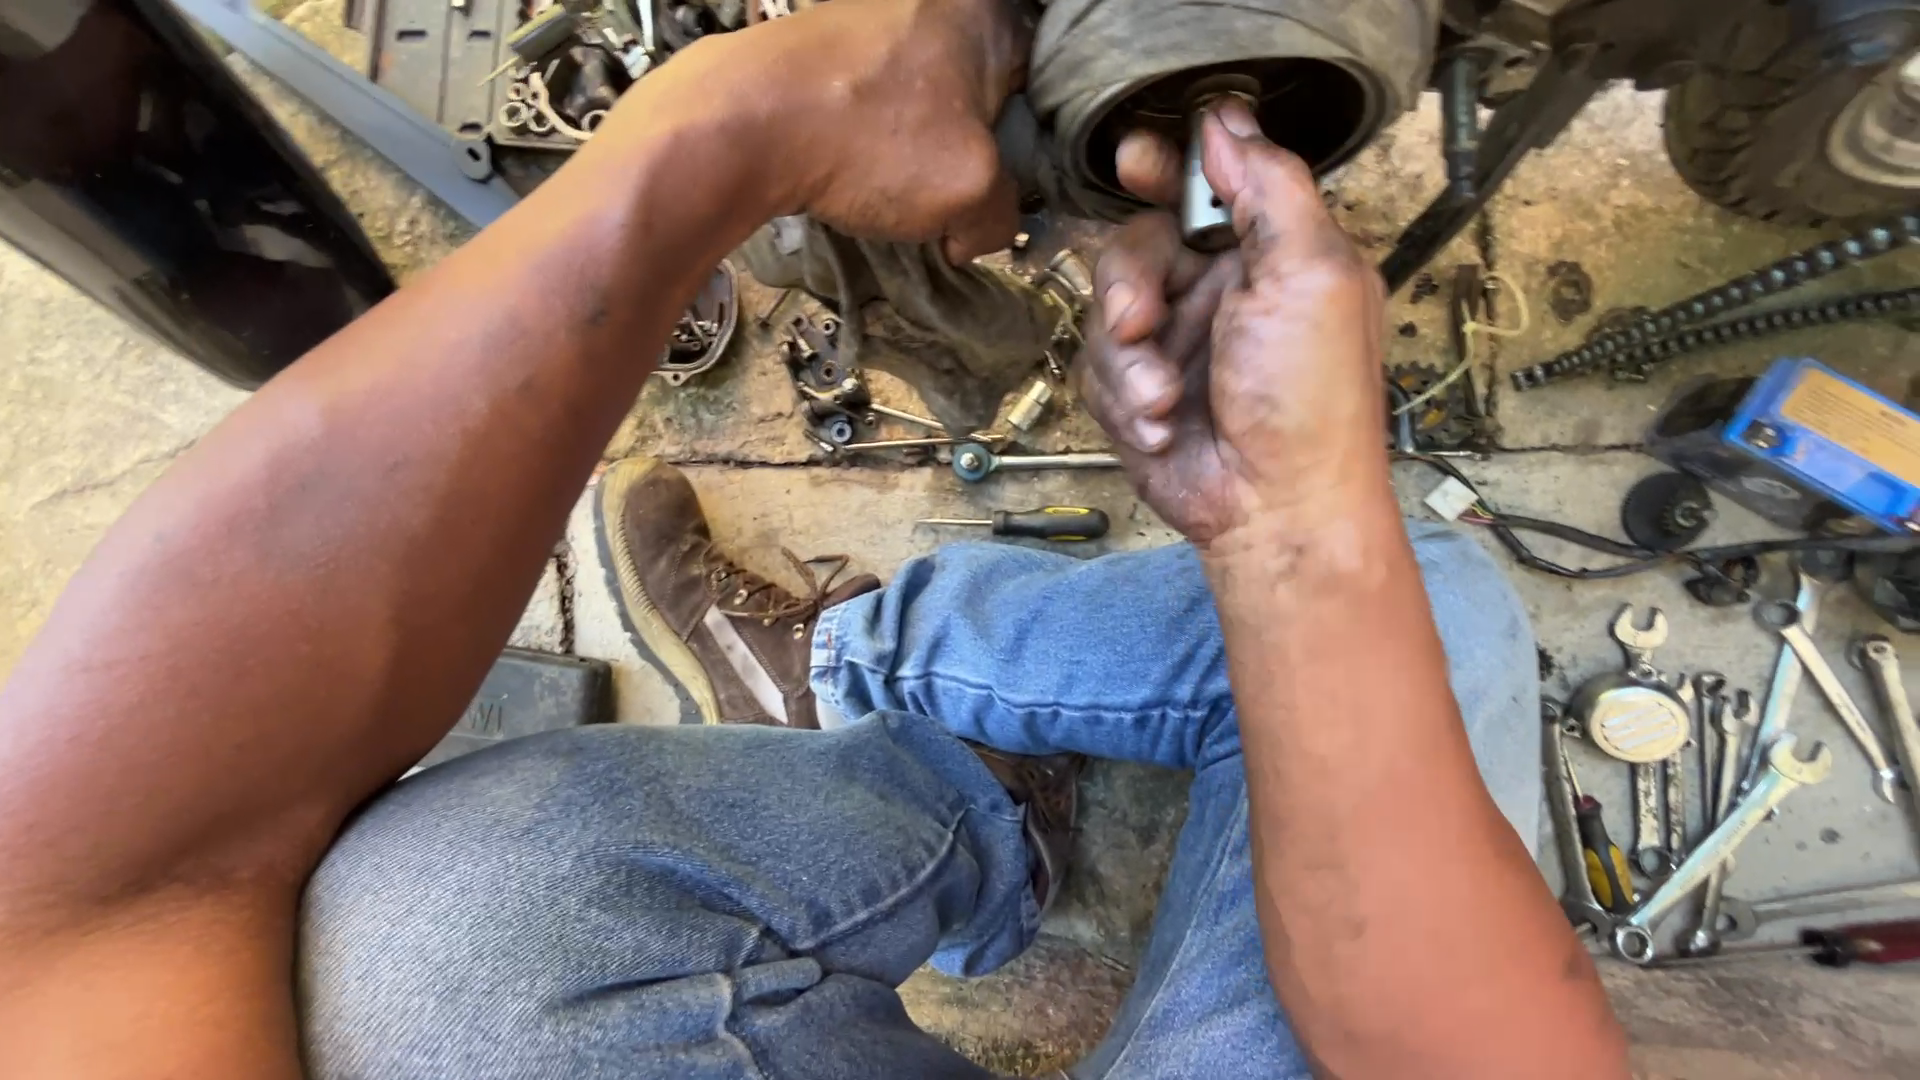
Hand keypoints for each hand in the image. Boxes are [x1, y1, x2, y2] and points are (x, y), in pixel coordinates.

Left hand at [634, 0, 1029, 262]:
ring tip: (900, 193)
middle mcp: (935, 3)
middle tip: (955, 203)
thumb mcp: (969, 192)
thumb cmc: (872, 143)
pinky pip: (881, 107)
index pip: (1040, 91)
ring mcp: (877, 20)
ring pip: (930, 108)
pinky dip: (879, 146)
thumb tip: (973, 236)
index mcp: (985, 16)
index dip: (1030, 153)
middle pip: (984, 102)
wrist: (746, 124)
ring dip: (923, 158)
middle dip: (973, 160)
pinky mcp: (832, 49)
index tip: (1007, 192)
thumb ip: (1000, 216)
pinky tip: (862, 173)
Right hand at [1077, 100, 1389, 548]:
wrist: (1272, 507)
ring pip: (1103, 316)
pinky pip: (1095, 372)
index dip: (1162, 171)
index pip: (1200, 192)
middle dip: (1128, 285)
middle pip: (1134, 249)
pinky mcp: (1133, 394)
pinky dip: (1124, 402)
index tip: (1134, 164)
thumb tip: (1228, 123)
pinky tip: (1160, 430)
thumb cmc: (1309, 402)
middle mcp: (1211, 296)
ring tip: (1164, 402)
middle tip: (1139, 322)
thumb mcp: (1312, 278)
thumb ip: (1272, 190)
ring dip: (1129, 364)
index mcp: (1263, 258)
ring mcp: (1168, 347)